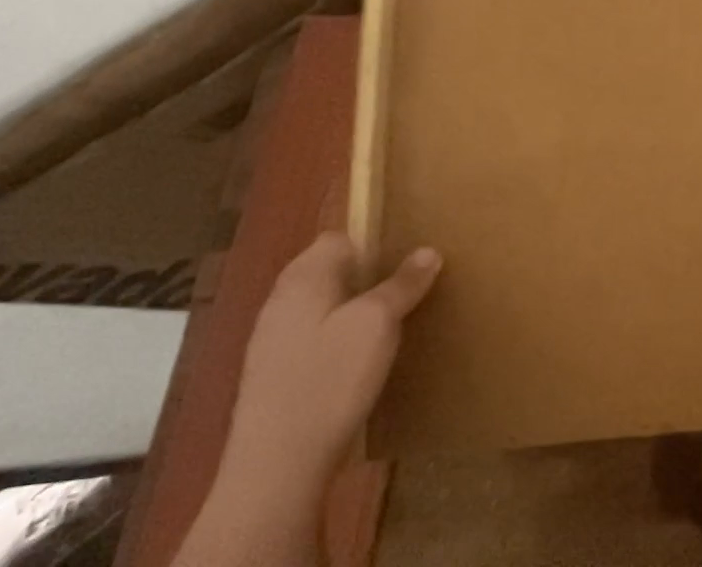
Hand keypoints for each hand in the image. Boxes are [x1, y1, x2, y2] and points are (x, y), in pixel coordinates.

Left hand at [223, 233, 441, 486]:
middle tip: (411, 290)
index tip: (409, 259)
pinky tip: (365, 361)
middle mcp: (281, 301)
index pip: (339, 237)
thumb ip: (402, 284)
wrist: (277, 462)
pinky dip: (342, 338)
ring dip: (358, 309)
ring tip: (395, 325)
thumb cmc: (330, 379)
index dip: (374, 242)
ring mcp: (274, 339)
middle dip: (370, 276)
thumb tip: (427, 251)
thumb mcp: (378, 324)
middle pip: (331, 271)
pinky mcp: (276, 373)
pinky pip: (316, 336)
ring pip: (324, 305)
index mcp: (303, 279)